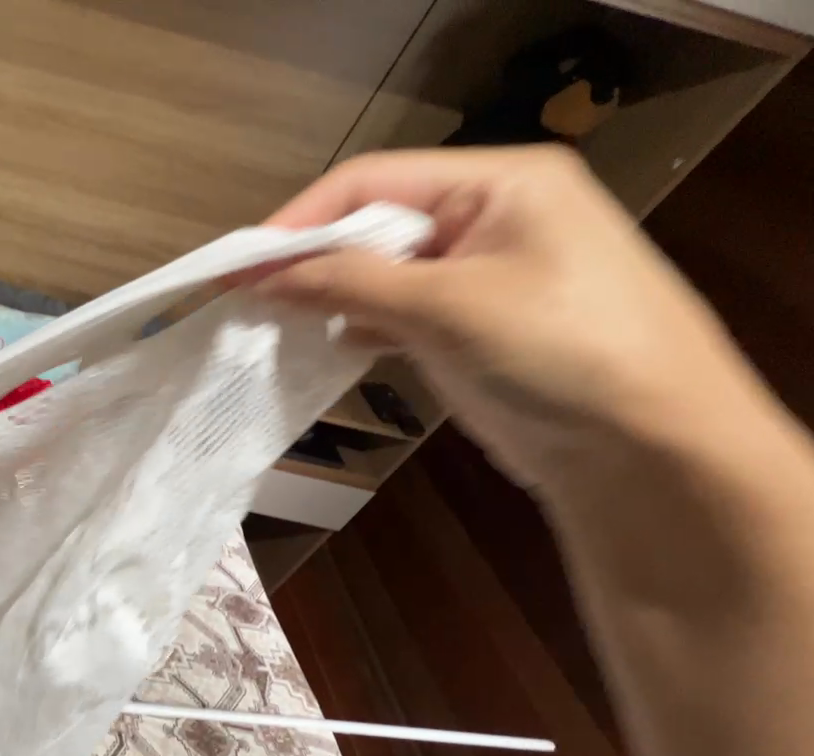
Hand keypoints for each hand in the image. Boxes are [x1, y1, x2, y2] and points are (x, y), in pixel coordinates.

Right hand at [256, 145, 765, 491]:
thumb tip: (262, 279)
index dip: (297, 220)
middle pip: (372, 223)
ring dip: (327, 294)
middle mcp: (487, 216)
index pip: (371, 181)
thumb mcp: (446, 308)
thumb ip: (349, 284)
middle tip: (244, 297)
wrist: (645, 447)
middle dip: (308, 258)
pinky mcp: (469, 323)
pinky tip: (330, 344)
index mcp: (498, 185)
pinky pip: (395, 309)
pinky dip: (357, 324)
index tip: (236, 266)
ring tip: (274, 321)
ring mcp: (479, 273)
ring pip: (378, 270)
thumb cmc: (557, 353)